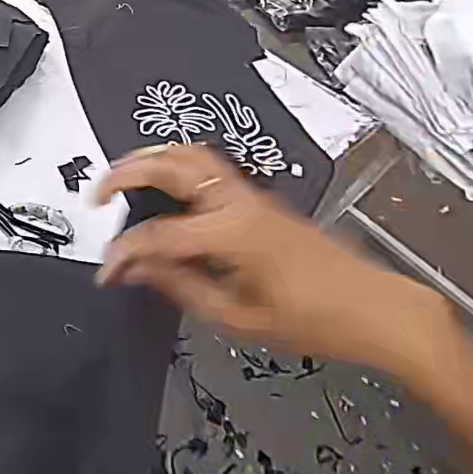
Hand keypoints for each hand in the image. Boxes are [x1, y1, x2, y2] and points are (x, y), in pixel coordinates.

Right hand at [94, 144, 448, 376]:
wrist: (375, 309)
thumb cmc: (317, 319)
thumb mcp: (237, 318)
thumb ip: (179, 287)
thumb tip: (137, 271)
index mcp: (233, 234)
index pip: (158, 235)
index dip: (124, 253)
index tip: (107, 272)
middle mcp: (239, 203)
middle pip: (170, 165)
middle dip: (124, 174)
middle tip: (97, 195)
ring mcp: (250, 195)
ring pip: (189, 154)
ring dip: (149, 159)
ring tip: (121, 177)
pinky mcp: (257, 199)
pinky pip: (206, 165)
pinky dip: (173, 164)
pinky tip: (161, 183)